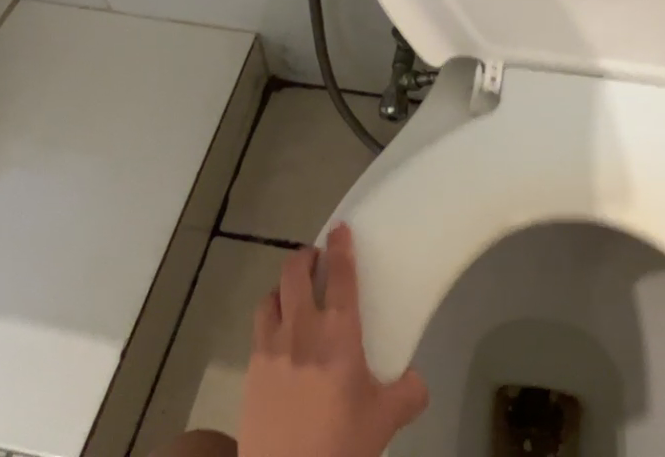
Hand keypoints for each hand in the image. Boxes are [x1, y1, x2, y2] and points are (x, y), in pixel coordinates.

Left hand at [240, 223, 429, 456]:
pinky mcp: (250, 369)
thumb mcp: (386, 420)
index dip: (341, 247)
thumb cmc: (341, 444)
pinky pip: (259, 328)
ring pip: (271, 296)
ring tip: (294, 293)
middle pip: (295, 273)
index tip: (340, 228)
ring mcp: (271, 347)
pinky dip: (270, 317)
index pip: (342, 276)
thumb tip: (414, 379)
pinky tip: (280, 335)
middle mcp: (302, 329)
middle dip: (306, 257)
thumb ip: (408, 392)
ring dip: (284, 286)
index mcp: (339, 334)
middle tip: (317, 257)